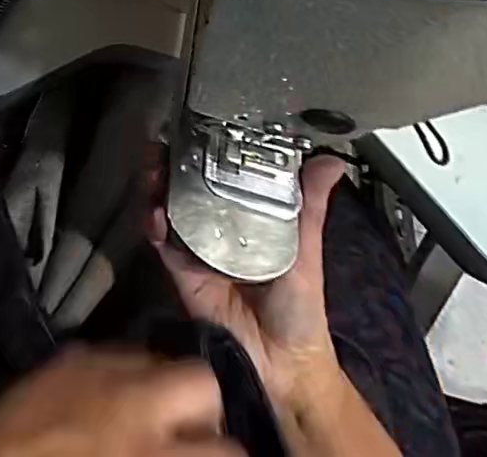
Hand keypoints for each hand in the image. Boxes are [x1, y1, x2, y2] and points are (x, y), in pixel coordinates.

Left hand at [0, 348, 241, 456]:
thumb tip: (189, 450)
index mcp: (146, 451)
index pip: (226, 450)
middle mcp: (131, 400)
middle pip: (202, 378)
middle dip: (206, 410)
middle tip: (190, 439)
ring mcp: (98, 367)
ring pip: (160, 358)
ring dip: (165, 388)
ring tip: (151, 418)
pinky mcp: (69, 354)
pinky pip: (119, 355)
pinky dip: (127, 377)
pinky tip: (110, 403)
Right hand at [147, 154, 351, 413]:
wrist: (281, 362)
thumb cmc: (299, 303)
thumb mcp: (306, 248)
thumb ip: (311, 207)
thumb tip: (332, 162)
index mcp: (246, 211)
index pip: (221, 168)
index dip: (205, 145)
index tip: (196, 123)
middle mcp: (217, 221)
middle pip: (186, 181)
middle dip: (171, 160)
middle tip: (164, 144)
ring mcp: (196, 243)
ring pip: (169, 204)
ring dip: (156, 184)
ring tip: (154, 169)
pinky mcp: (180, 268)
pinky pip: (162, 242)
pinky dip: (154, 224)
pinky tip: (155, 214)